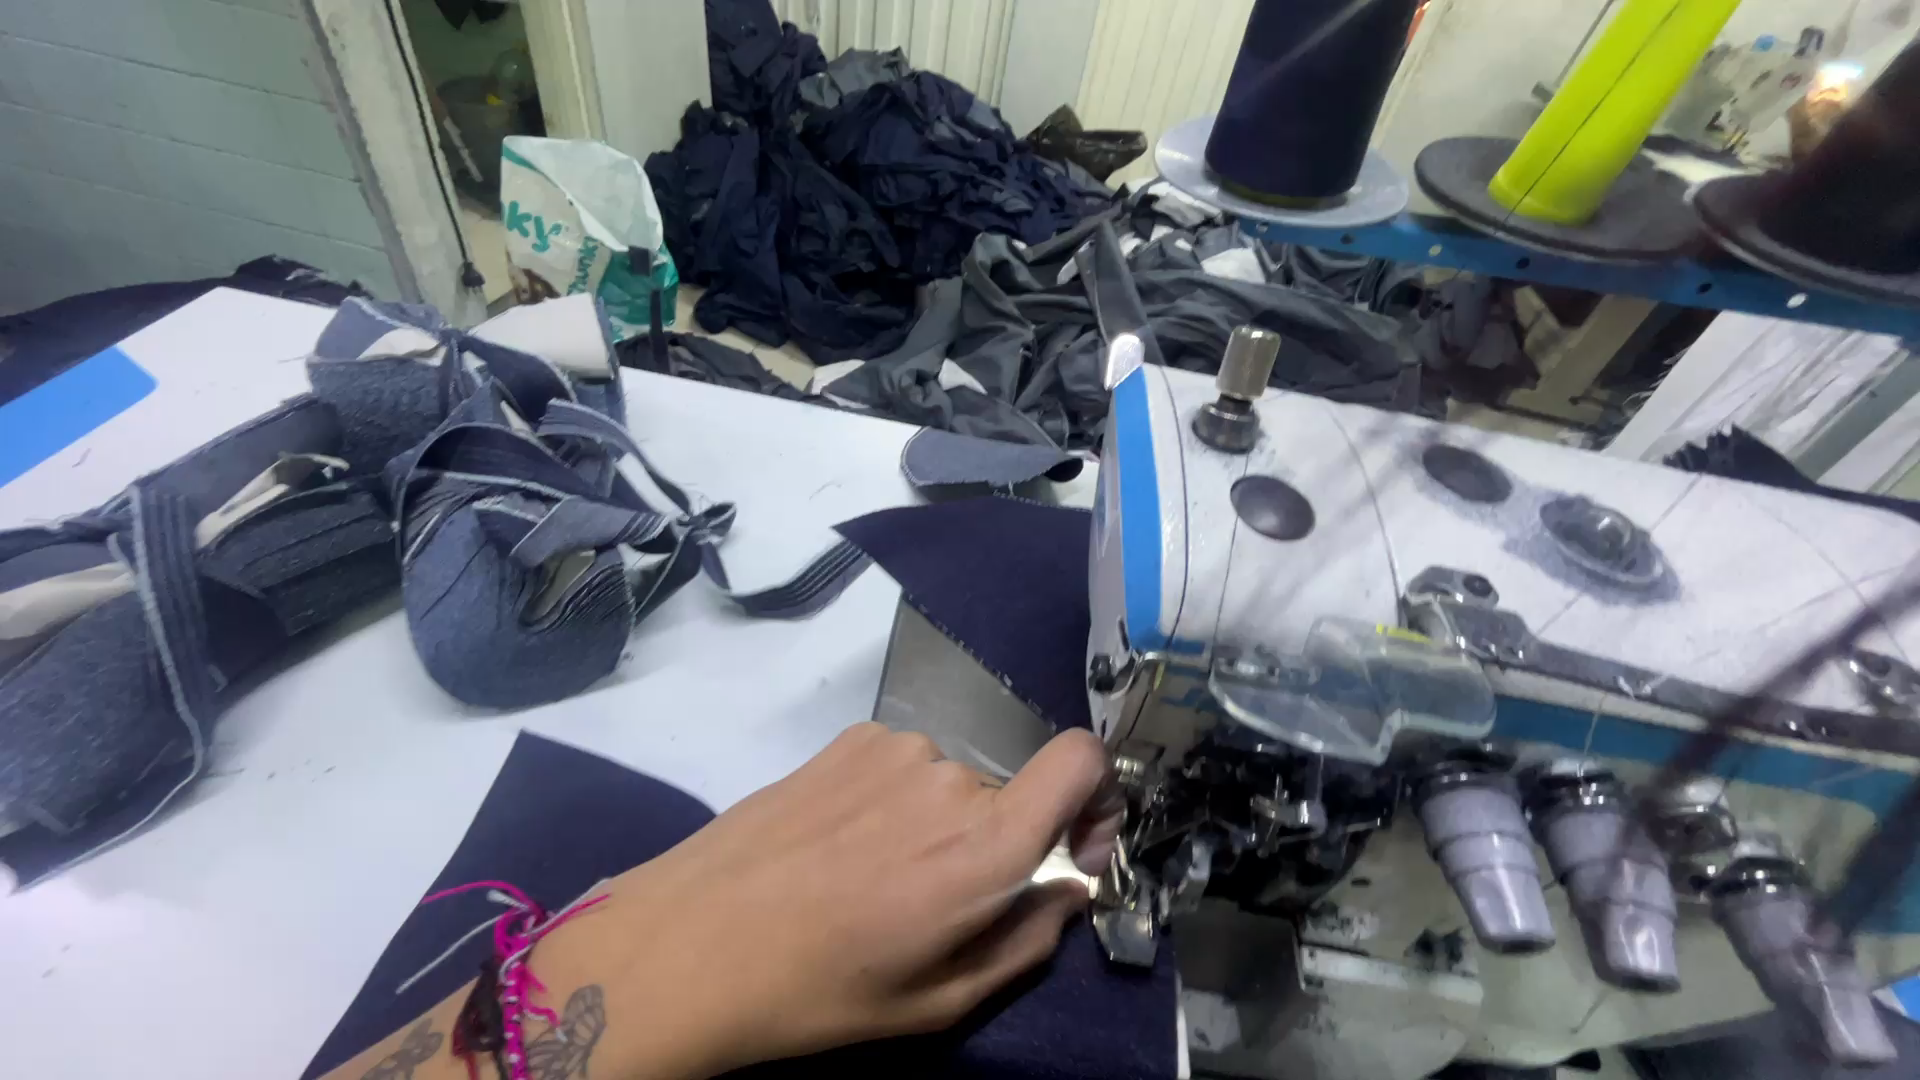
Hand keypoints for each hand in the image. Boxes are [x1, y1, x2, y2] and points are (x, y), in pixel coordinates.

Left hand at [602, 722, 1122, 1076]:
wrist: (694, 938)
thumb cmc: (822, 988)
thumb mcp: (940, 1000)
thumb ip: (1028, 936)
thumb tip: (1067, 885)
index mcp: (985, 843)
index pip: (1081, 760)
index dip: (1096, 797)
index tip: (1065, 849)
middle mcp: (952, 775)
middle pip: (1007, 795)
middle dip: (991, 841)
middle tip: (927, 898)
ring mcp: (898, 745)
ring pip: (952, 782)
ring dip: (935, 821)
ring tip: (870, 871)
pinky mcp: (854, 734)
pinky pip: (904, 764)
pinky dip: (894, 797)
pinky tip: (841, 839)